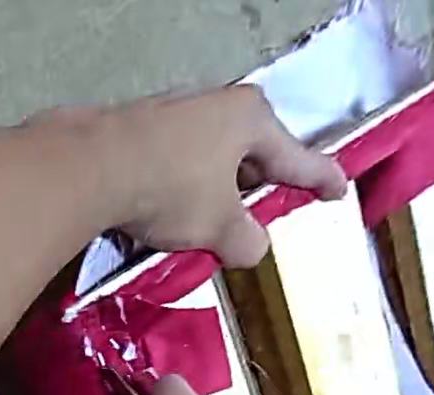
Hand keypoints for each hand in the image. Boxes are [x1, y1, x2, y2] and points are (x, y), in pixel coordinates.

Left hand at [34, 86, 346, 267]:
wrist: (95, 168)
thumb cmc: (170, 189)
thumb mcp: (218, 226)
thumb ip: (245, 242)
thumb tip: (252, 249)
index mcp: (250, 120)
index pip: (296, 157)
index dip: (320, 179)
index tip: (338, 191)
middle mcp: (217, 105)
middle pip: (250, 155)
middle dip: (255, 188)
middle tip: (258, 216)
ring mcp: (176, 113)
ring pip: (210, 159)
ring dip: (213, 192)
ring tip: (206, 224)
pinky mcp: (141, 129)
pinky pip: (176, 163)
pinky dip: (181, 188)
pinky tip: (168, 212)